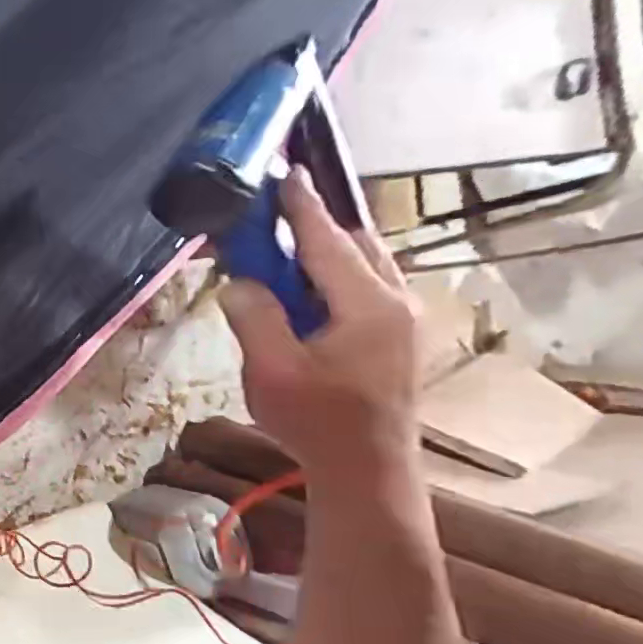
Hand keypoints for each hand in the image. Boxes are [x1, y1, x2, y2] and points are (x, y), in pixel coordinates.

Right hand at [218, 167, 419, 482]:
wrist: (366, 470)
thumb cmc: (316, 421)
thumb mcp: (271, 371)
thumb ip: (254, 317)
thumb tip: (240, 282)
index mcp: (367, 305)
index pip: (328, 241)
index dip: (302, 207)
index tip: (285, 173)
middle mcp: (395, 302)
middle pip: (355, 246)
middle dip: (315, 229)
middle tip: (274, 225)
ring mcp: (402, 321)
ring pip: (365, 268)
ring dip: (324, 256)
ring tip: (284, 264)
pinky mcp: (397, 340)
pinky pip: (366, 290)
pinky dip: (334, 280)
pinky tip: (307, 301)